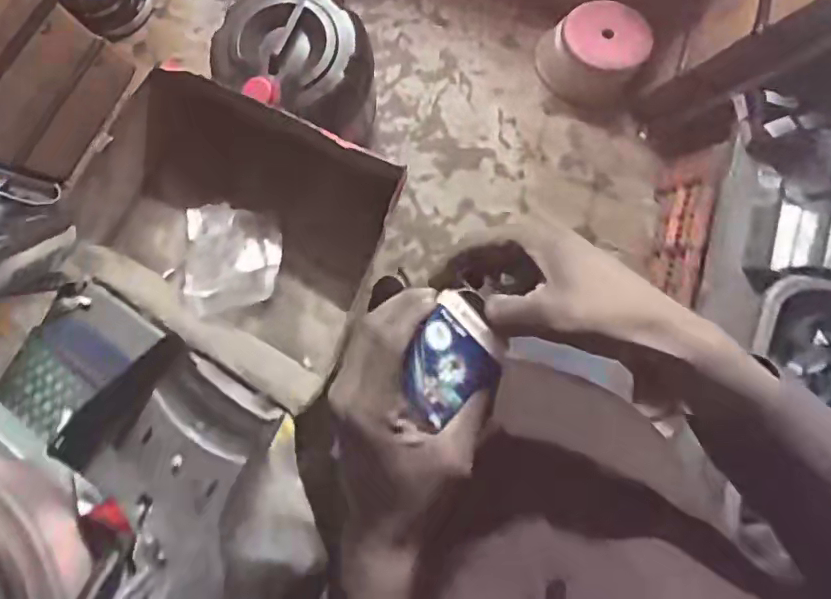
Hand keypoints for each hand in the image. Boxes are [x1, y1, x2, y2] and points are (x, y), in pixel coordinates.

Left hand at [327, 288, 488, 551]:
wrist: (378, 534)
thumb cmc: (418, 500)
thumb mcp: (456, 457)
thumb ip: (474, 404)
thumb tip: (493, 355)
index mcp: (369, 405)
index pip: (384, 338)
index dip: (410, 309)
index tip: (440, 295)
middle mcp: (345, 390)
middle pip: (368, 328)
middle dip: (401, 303)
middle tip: (435, 295)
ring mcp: (337, 391)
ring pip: (359, 334)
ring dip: (390, 313)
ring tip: (424, 306)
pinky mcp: (340, 394)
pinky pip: (359, 347)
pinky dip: (381, 330)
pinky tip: (405, 328)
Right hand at [439, 223, 726, 366]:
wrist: (666, 334)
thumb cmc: (603, 316)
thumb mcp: (545, 316)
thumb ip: (503, 312)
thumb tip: (478, 312)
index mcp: (537, 236)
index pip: (481, 240)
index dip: (454, 259)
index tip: (433, 280)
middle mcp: (548, 239)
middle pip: (496, 249)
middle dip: (471, 270)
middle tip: (449, 294)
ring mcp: (565, 257)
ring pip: (515, 265)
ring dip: (493, 283)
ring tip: (475, 306)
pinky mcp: (578, 278)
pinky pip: (533, 279)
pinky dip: (515, 293)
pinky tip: (510, 315)